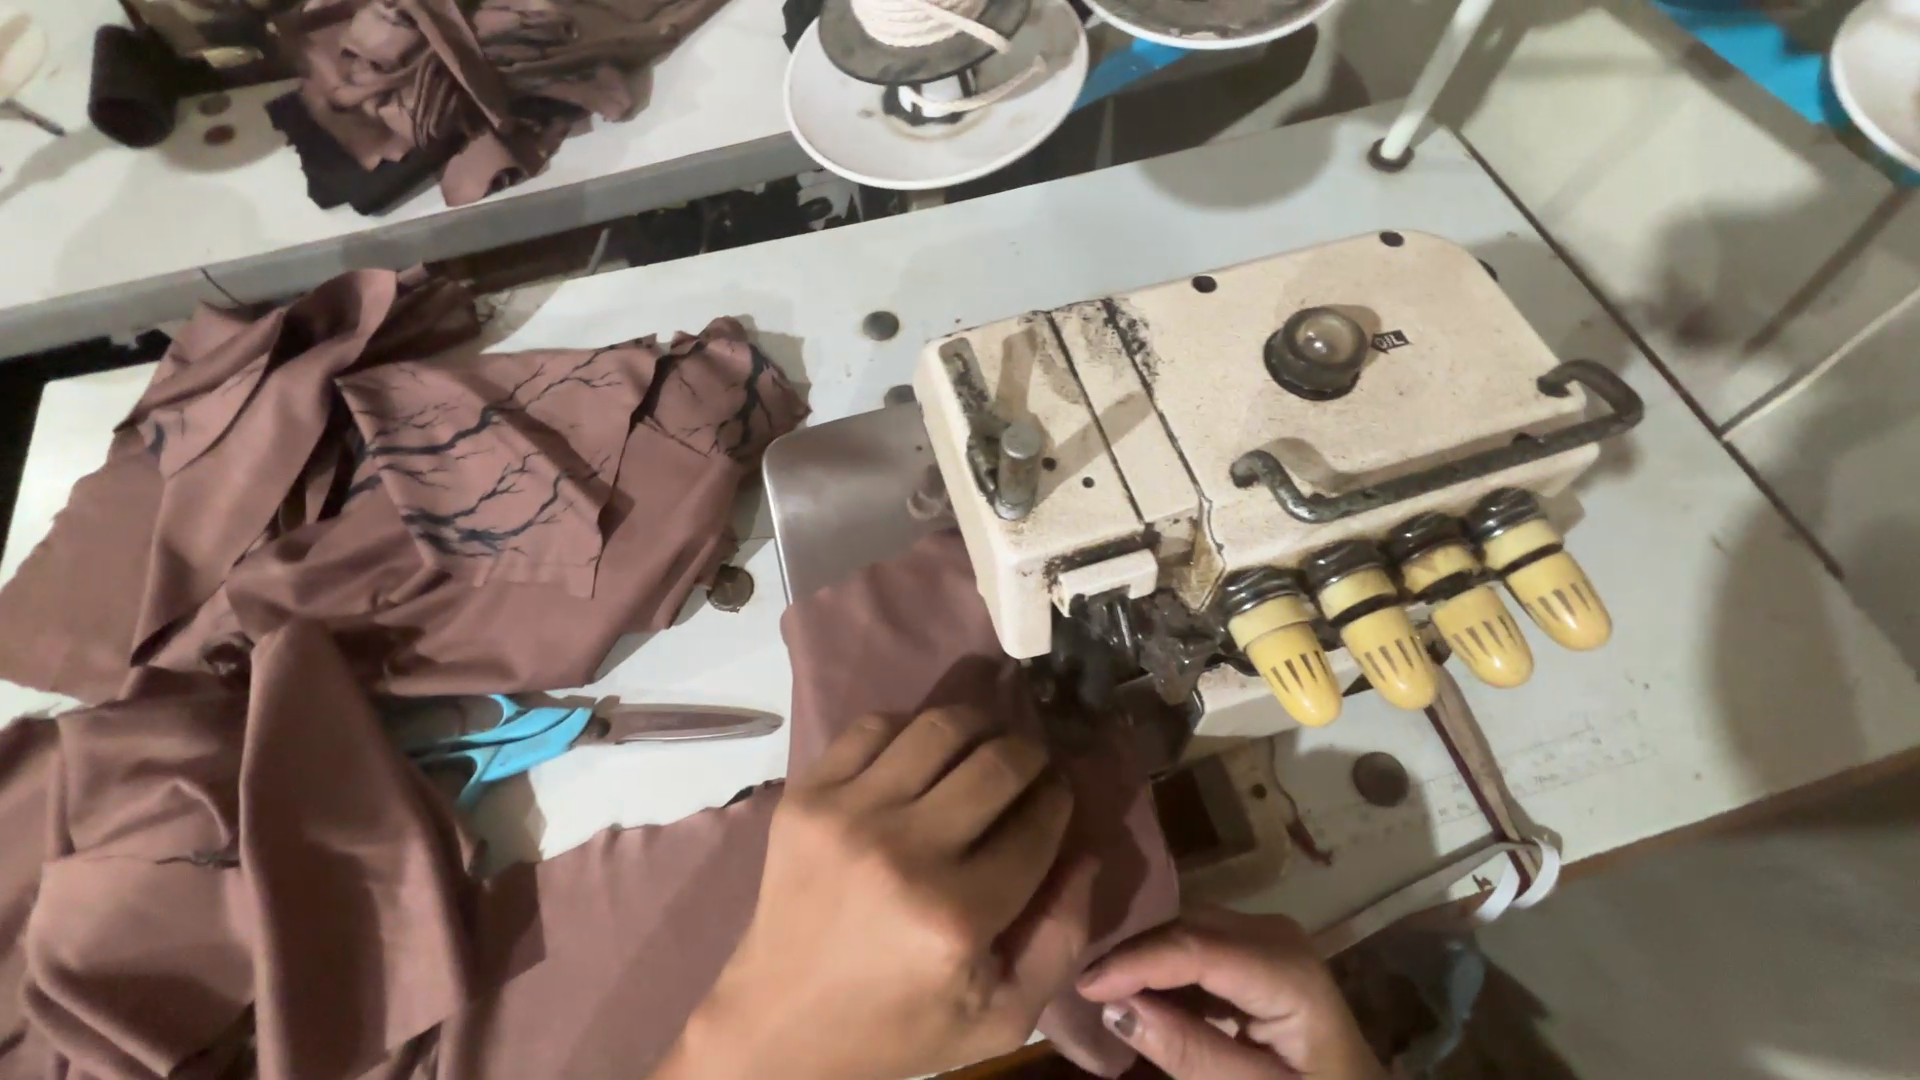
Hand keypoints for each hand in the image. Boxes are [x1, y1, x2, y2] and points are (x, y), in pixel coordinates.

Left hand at [659, 707, 1095, 1079]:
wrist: (778, 1020)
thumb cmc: (898, 1025)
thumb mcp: (1001, 1015)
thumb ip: (1061, 937)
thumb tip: (1086, 849)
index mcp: (956, 916)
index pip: (1038, 825)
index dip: (1059, 799)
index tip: (1059, 792)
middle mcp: (903, 852)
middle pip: (996, 763)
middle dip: (1030, 754)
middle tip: (1031, 763)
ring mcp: (847, 814)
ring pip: (939, 728)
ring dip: (978, 726)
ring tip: (984, 742)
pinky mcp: (805, 795)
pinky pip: (873, 726)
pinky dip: (910, 729)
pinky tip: (921, 753)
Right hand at [1077, 906, 1384, 1079]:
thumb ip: (1190, 1053)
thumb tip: (1114, 1009)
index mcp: (1288, 970)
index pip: (1195, 945)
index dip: (1135, 961)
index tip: (1084, 986)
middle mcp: (1276, 934)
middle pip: (1189, 927)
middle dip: (1135, 955)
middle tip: (1087, 990)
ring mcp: (1268, 936)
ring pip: (1188, 928)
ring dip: (1147, 959)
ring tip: (1105, 990)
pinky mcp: (1257, 948)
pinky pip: (1199, 943)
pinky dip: (1168, 968)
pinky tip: (1144, 994)